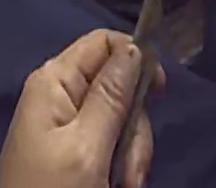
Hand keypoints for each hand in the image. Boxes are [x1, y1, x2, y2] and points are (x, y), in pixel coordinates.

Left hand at [0, 30, 159, 187]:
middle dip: (134, 124)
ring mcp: (66, 127)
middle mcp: (61, 95)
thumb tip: (136, 47)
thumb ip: (112, 95)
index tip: (159, 92)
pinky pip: (109, 145)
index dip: (136, 57)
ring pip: (119, 118)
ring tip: (125, 187)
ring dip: (131, 153)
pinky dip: (120, 166)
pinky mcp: (72, 156)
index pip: (104, 42)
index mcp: (56, 79)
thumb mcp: (87, 148)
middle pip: (117, 83)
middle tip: (132, 170)